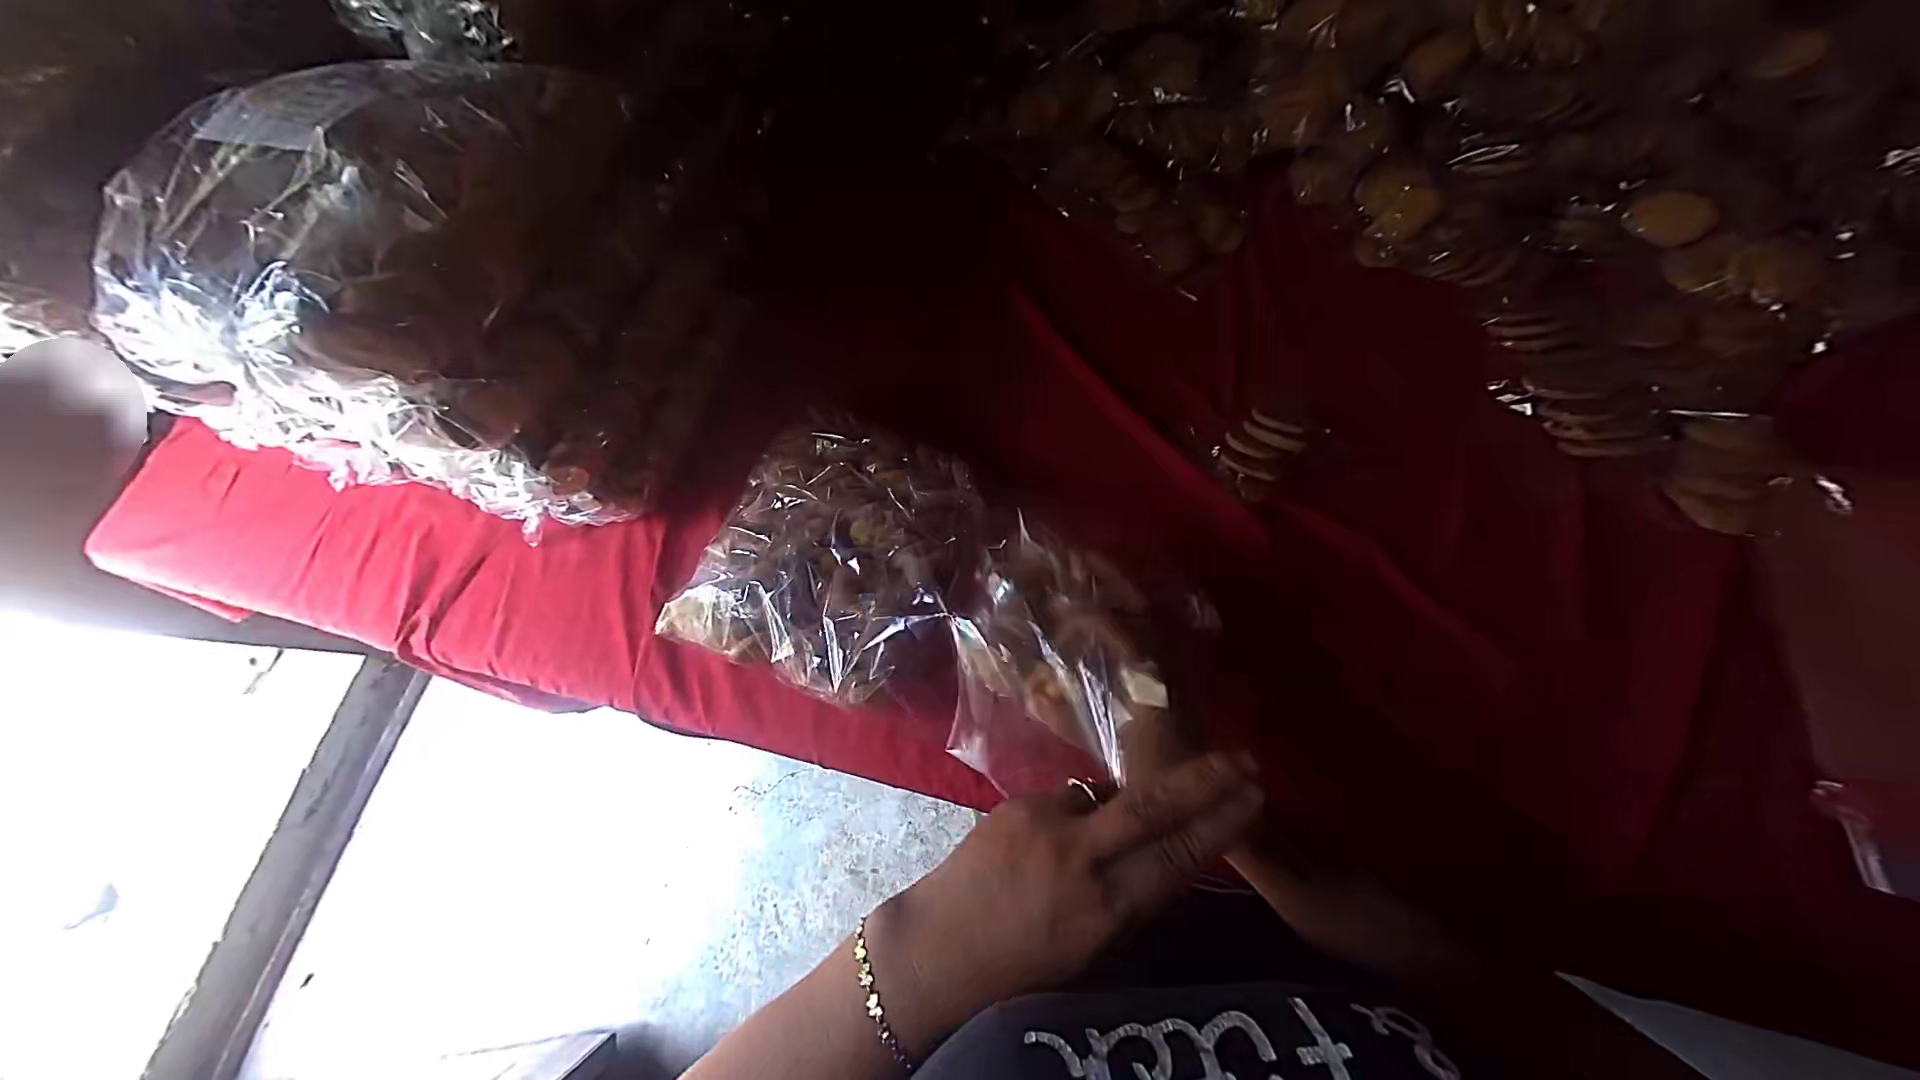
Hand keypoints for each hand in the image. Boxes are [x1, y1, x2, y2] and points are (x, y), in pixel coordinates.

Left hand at [864, 753, 1262, 1054]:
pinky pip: (1072, 797)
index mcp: (1103, 909)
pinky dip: (1088, 809)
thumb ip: (1132, 899)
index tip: (1253, 798)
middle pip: (1151, 806)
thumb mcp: (1092, 948)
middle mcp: (1078, 857)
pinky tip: (1081, 828)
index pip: (1175, 856)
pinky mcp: (1018, 802)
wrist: (941, 944)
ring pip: (1110, 794)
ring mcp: (1043, 821)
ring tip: (1149, 809)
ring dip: (1138, 796)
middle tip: (1244, 758)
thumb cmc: (1021, 965)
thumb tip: (1168, 854)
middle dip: (1203, 780)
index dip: (1220, 824)